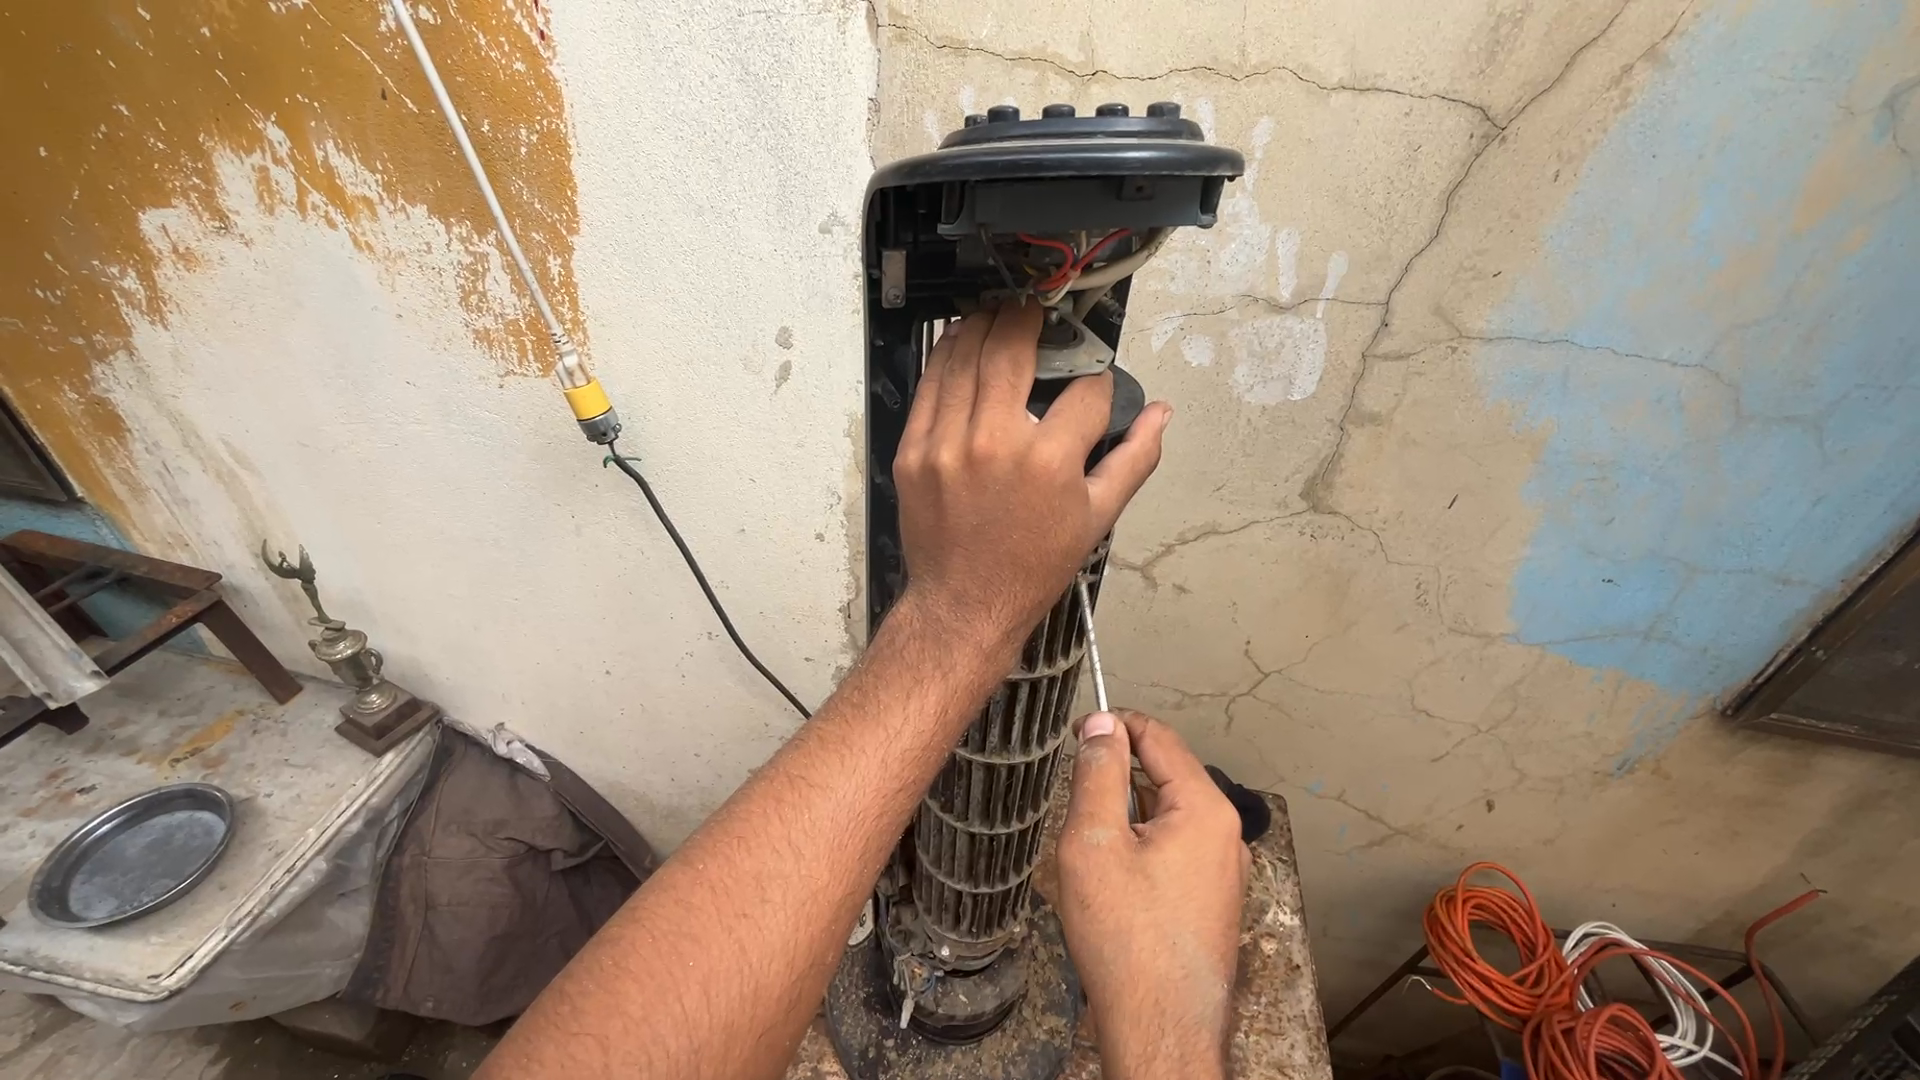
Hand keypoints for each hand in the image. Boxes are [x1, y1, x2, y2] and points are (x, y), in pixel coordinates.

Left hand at [892, 302, 1171, 654]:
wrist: (965, 603)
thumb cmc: (1034, 566)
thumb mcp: (1097, 518)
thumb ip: (1134, 459)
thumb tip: (1160, 412)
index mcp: (1048, 461)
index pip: (1084, 392)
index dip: (1096, 384)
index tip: (1092, 389)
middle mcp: (993, 443)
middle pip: (1012, 351)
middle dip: (1028, 319)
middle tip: (1035, 309)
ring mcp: (945, 444)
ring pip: (964, 358)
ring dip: (983, 325)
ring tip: (996, 311)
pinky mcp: (913, 452)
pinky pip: (929, 387)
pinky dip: (945, 356)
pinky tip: (959, 341)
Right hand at [1056, 710, 1249, 1079]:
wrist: (1161, 1031)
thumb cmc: (1124, 937)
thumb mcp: (1096, 841)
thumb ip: (1098, 773)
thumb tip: (1102, 723)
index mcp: (1206, 809)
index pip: (1159, 736)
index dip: (1114, 725)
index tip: (1075, 732)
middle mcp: (1226, 834)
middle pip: (1167, 773)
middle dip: (1119, 768)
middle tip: (1073, 783)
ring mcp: (1224, 870)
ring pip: (1169, 811)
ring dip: (1128, 806)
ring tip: (1089, 829)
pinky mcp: (1212, 898)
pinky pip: (1176, 845)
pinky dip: (1142, 838)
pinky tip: (1114, 867)